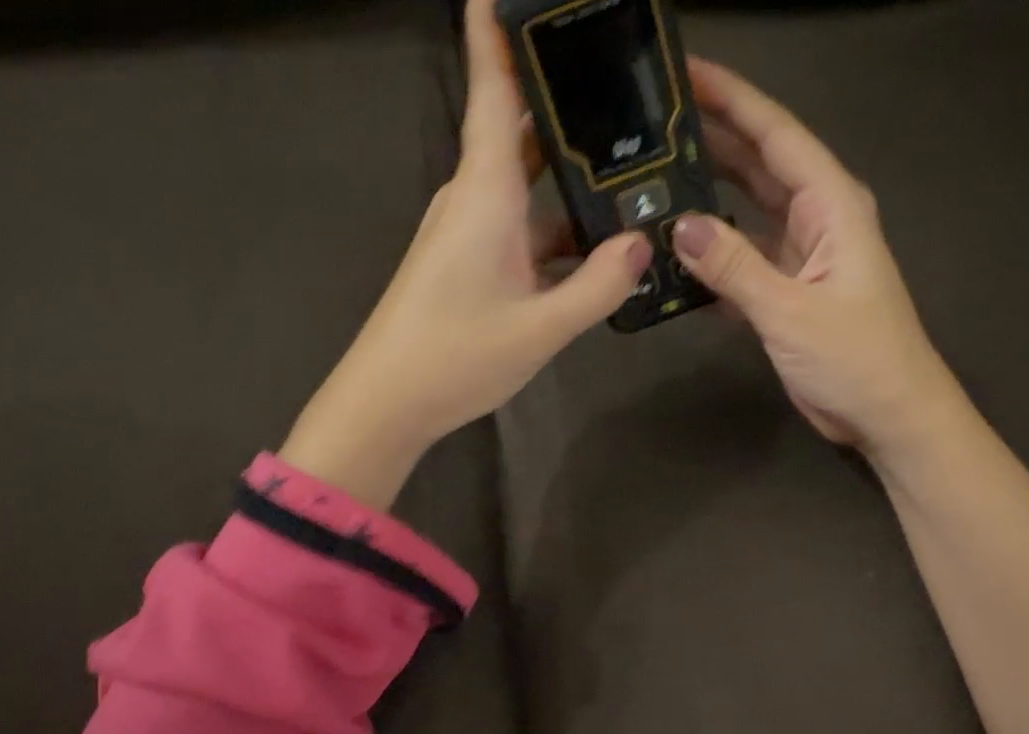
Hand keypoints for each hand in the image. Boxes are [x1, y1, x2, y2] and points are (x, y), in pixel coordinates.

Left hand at [280, 0, 650, 507]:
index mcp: (484, 194)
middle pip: (518, 130)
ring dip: (567, 172)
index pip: (493, 93)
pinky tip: (598, 242)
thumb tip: (642, 243)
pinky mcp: (467, 260)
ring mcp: (467, 230)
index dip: (498, 36)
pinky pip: (520, 224)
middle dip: (560, 100)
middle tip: (616, 81)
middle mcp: (473, 198)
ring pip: (524, 183)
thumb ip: (598, 286)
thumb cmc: (455, 356)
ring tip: (629, 160)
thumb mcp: (541, 328)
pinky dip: (556, 224)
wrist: (387, 402)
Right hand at [676, 59, 954, 453]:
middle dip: (711, 135)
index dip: (731, 98)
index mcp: (831, 205)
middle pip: (758, 162)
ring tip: (650, 174)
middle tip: (650, 119)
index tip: (683, 72)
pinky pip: (740, 257)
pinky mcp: (785, 290)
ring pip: (745, 208)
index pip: (776, 134)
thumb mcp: (792, 311)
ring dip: (705, 192)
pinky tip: (671, 247)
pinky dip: (710, 252)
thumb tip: (679, 226)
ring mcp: (799, 254)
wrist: (888, 415)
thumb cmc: (857, 358)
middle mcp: (815, 218)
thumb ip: (734, 267)